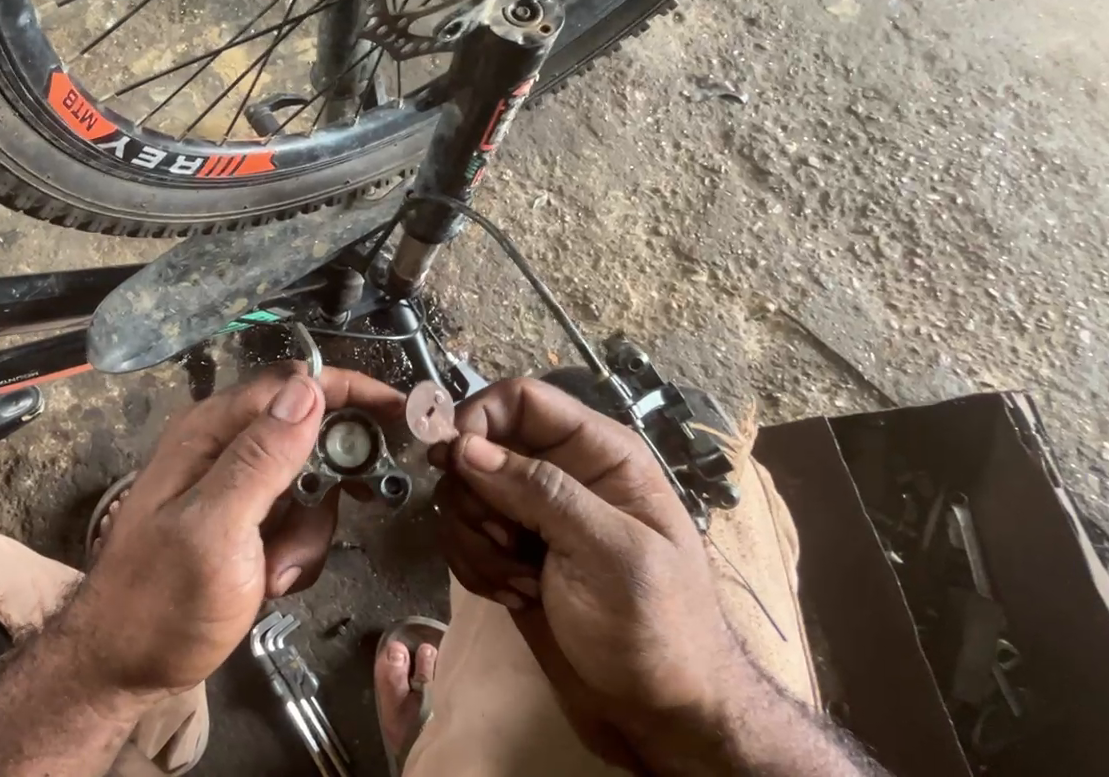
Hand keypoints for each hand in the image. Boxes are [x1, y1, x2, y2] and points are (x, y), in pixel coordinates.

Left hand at [56, 364, 403, 700]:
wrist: (124, 665)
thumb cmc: (162, 600)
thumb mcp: (216, 528)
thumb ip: (262, 457)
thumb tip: (309, 388)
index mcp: (211, 431)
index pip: (292, 383)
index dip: (349, 392)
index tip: (401, 413)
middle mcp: (222, 446)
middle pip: (308, 434)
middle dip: (328, 485)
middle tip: (334, 520)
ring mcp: (233, 485)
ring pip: (308, 485)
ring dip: (306, 533)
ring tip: (274, 573)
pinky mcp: (243, 521)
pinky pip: (295, 520)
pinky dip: (295, 552)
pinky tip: (268, 582)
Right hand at [432, 378, 754, 762]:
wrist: (658, 710)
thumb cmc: (656, 625)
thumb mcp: (610, 553)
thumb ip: (539, 491)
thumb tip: (462, 446)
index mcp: (597, 453)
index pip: (520, 398)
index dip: (477, 417)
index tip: (450, 458)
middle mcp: (557, 472)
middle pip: (477, 446)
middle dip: (476, 496)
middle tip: (505, 541)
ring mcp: (528, 512)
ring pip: (461, 493)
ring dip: (475, 540)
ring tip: (519, 579)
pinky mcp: (505, 549)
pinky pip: (460, 534)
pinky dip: (473, 565)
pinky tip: (513, 594)